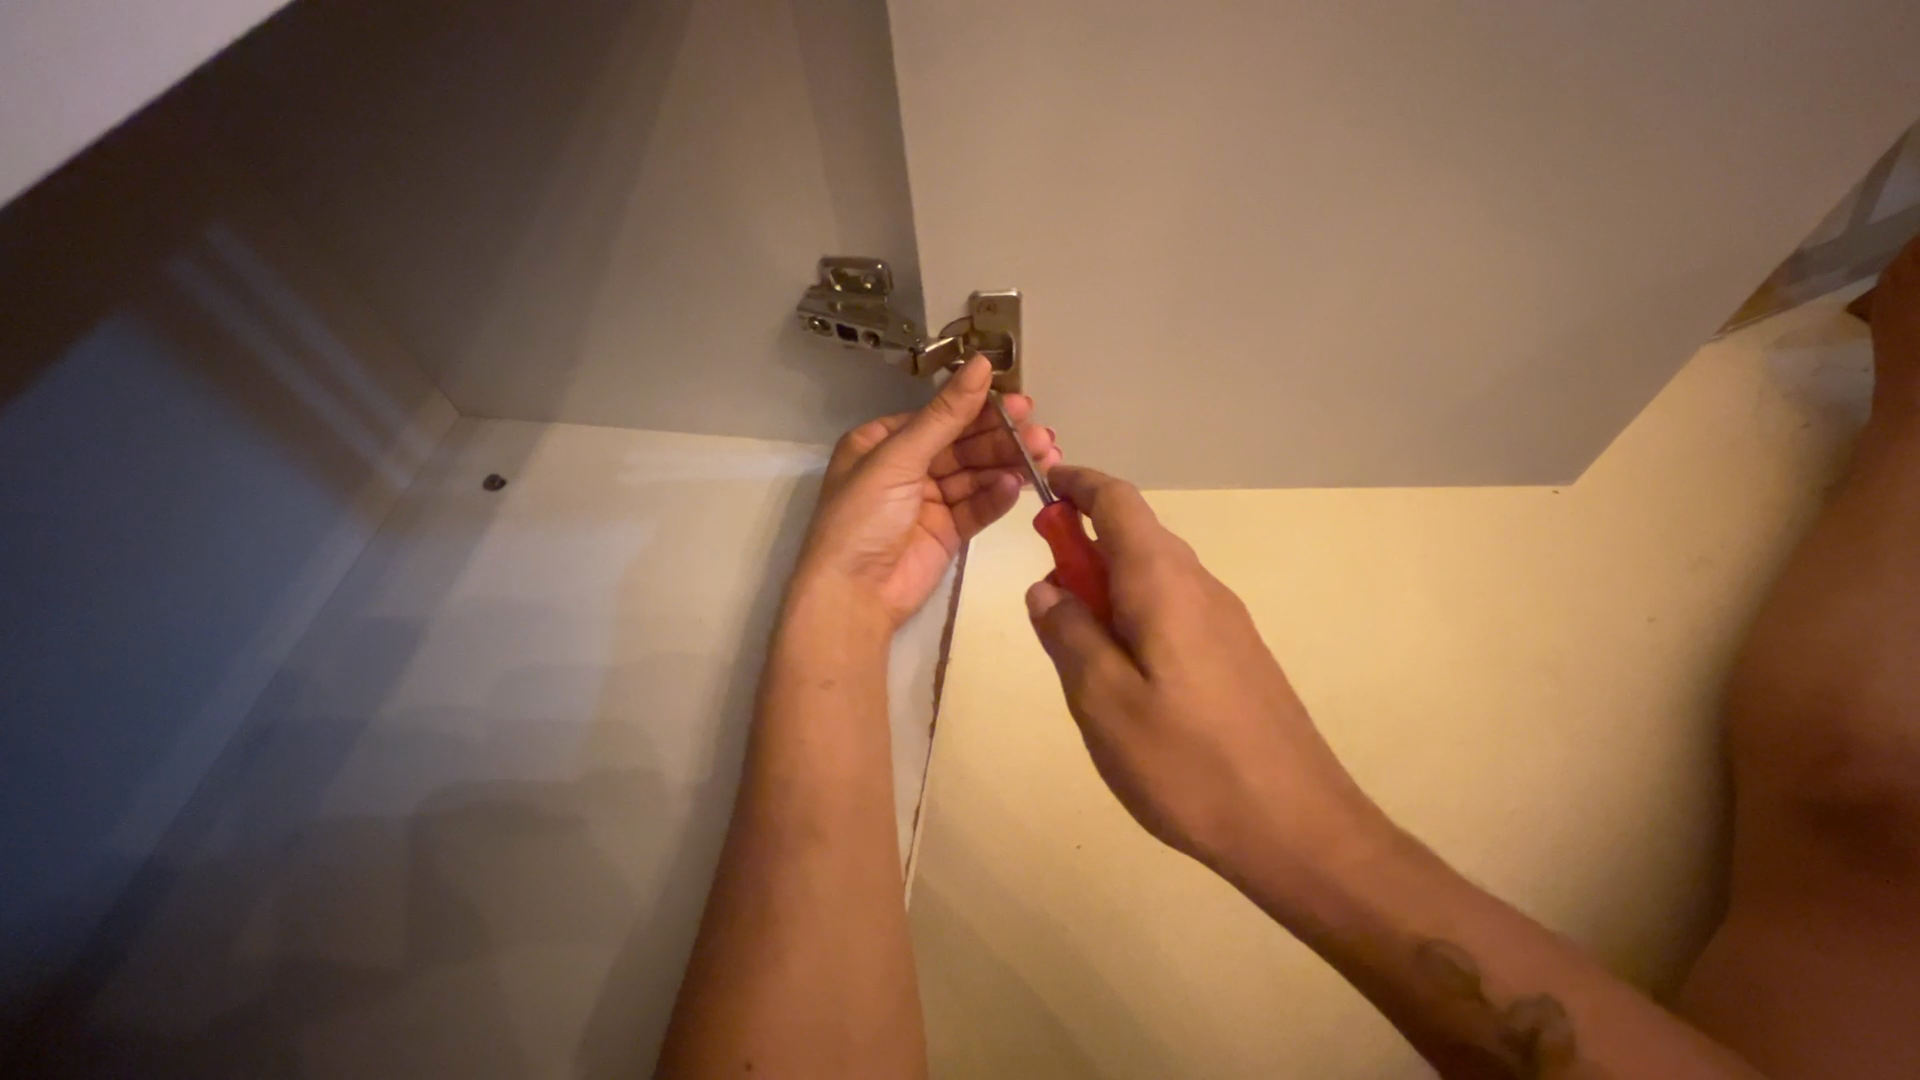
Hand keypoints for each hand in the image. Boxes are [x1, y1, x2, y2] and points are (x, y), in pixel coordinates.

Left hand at [795, 356, 1060, 628]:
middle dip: (1002, 439)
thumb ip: (945, 415)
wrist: (853, 594)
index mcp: (883, 442)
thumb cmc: (864, 517)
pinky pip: (976, 507)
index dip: (980, 409)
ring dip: (1008, 465)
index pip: (940, 417)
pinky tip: (1018, 486)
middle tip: (1041, 435)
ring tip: (1045, 457)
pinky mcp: (947, 532)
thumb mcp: (899, 457)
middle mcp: (906, 467)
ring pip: (975, 475)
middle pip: (963, 445)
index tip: (1022, 404)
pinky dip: (997, 496)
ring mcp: (928, 501)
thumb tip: (981, 363)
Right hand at [1024, 466, 1381, 871]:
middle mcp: (1200, 586)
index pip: (1118, 501)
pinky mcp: (1237, 654)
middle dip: (1083, 547)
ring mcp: (1226, 620)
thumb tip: (1047, 587)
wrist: (1297, 827)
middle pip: (1137, 536)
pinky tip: (1125, 677)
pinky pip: (1174, 610)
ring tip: (1078, 648)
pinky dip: (1135, 616)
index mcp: (1163, 583)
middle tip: (1046, 599)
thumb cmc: (1188, 763)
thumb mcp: (1102, 701)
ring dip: (1108, 588)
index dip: (1077, 485)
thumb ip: (1068, 634)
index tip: (1041, 489)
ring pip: (1154, 576)